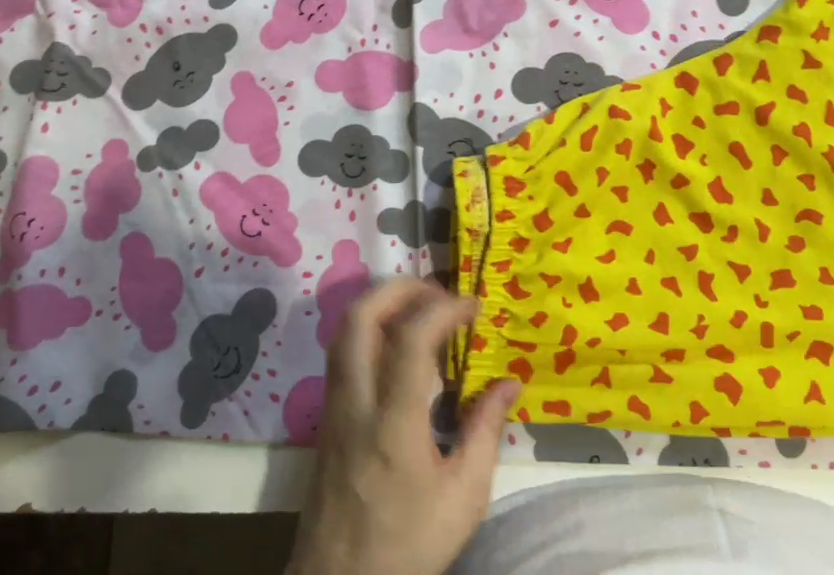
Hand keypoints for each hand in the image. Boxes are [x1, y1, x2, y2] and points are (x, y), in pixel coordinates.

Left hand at [286, 279, 521, 574]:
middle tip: (439, 294)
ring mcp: (332, 410)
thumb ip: (485, 431)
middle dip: (401, 288)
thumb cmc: (407, 545)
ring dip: (382, 306)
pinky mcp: (324, 421)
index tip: (474, 306)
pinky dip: (370, 333)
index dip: (445, 308)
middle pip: (359, 317)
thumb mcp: (463, 497)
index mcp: (393, 425)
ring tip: (423, 313)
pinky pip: (341, 356)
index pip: (411, 339)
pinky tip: (400, 351)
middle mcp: (354, 405)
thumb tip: (509, 382)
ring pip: (342, 332)